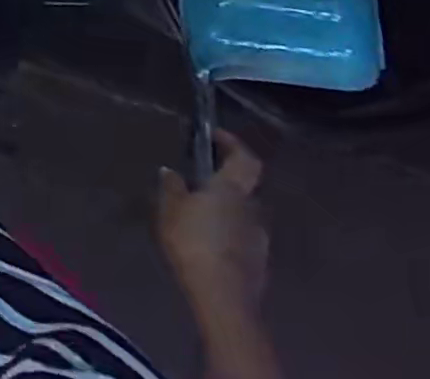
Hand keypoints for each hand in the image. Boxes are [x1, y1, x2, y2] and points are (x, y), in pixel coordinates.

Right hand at [158, 131, 281, 378]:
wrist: (224, 295)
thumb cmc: (193, 241)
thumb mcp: (170, 208)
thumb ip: (172, 186)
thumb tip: (172, 171)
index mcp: (231, 190)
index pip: (244, 158)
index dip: (233, 143)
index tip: (215, 134)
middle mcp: (252, 208)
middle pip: (242, 186)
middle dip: (221, 179)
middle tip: (194, 178)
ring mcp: (258, 235)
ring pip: (240, 210)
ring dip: (222, 206)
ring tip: (195, 210)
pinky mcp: (257, 257)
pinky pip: (240, 232)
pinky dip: (224, 227)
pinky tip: (205, 236)